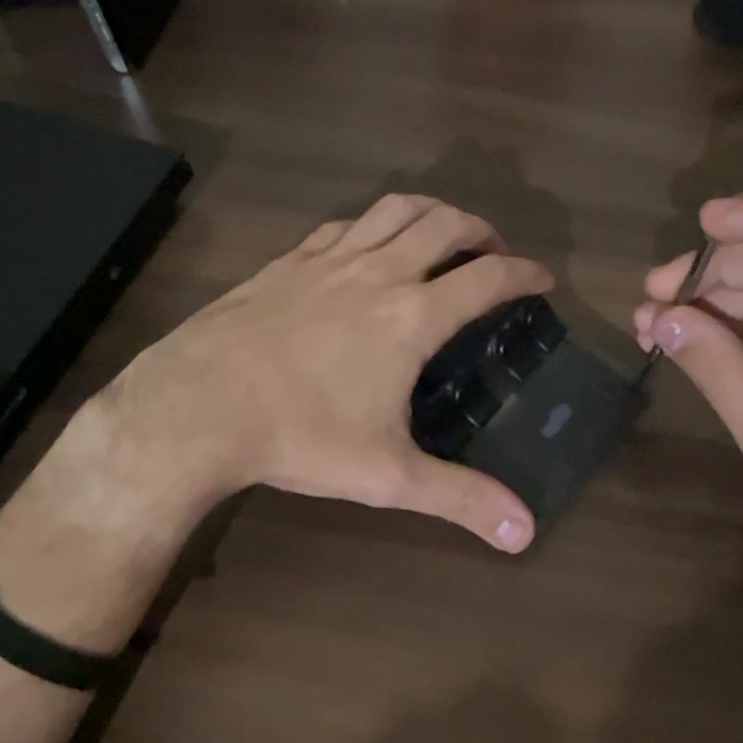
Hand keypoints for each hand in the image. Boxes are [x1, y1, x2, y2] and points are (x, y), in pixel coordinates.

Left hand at [70, 194, 553, 548]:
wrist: (199, 406)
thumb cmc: (300, 436)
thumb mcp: (389, 476)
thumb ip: (461, 498)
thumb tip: (525, 533)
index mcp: (411, 317)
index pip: (486, 278)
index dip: (524, 273)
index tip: (544, 279)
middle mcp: (376, 274)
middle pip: (444, 224)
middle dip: (482, 229)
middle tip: (496, 250)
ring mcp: (326, 262)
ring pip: (392, 209)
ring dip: (430, 211)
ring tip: (443, 231)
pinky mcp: (285, 263)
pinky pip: (342, 226)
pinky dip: (371, 225)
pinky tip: (365, 246)